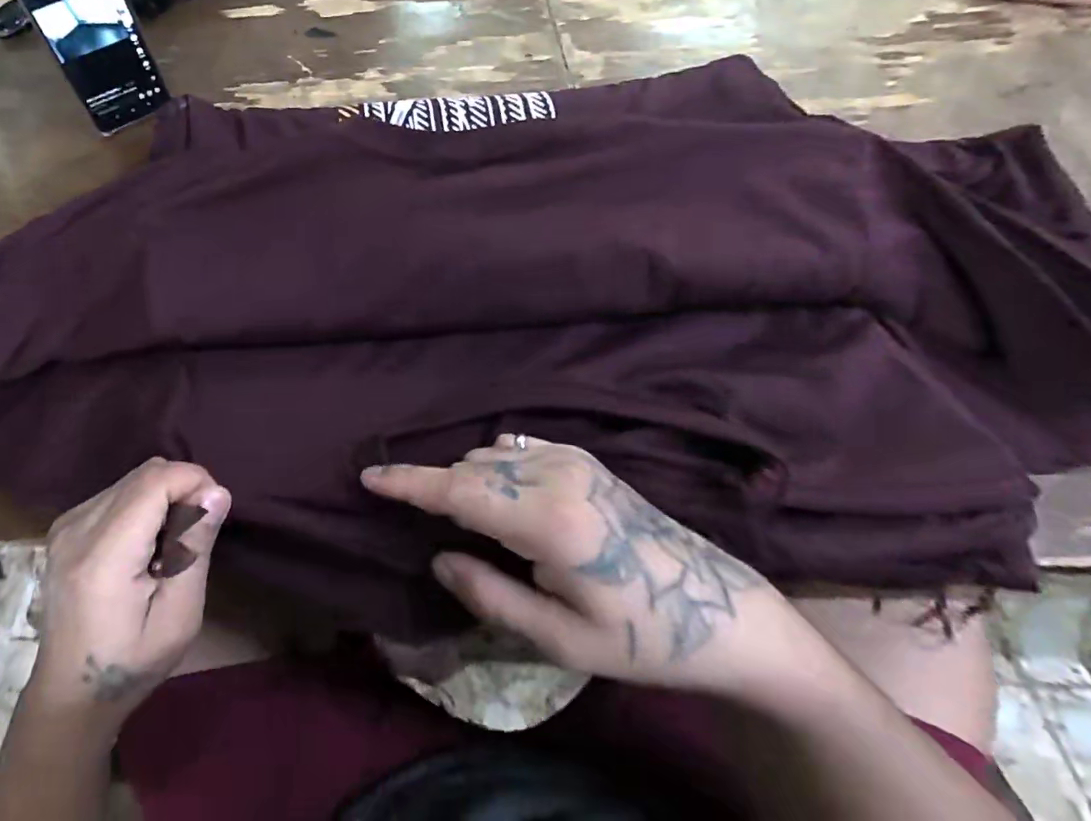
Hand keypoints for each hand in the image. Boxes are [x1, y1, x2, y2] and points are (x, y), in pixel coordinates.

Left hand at [31, 458, 231, 720]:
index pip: (154, 481)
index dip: (193, 481)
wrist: (70, 693)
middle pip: (143, 474)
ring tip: (169, 546)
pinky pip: (115, 494)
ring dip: (162, 497)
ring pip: (131, 480)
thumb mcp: (178, 616)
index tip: (215, 512)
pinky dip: (141, 506)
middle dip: (181, 488)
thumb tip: (217, 492)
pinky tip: (144, 546)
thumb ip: (194, 548)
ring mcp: (66, 524)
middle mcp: (78, 527)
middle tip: (197, 533)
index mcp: (103, 554)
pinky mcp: (64, 527)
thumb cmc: (131, 663)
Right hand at [361, 436, 828, 699]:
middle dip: (433, 486)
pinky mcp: (582, 457)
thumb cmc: (642, 638)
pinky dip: (490, 468)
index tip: (367, 476)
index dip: (409, 483)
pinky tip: (497, 498)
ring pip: (488, 457)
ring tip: (464, 520)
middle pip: (469, 469)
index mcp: (552, 523)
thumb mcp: (561, 640)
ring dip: (465, 480)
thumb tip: (438, 558)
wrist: (723, 612)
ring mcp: (572, 459)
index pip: (460, 491)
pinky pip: (512, 450)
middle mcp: (558, 475)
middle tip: (411, 513)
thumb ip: (490, 597)